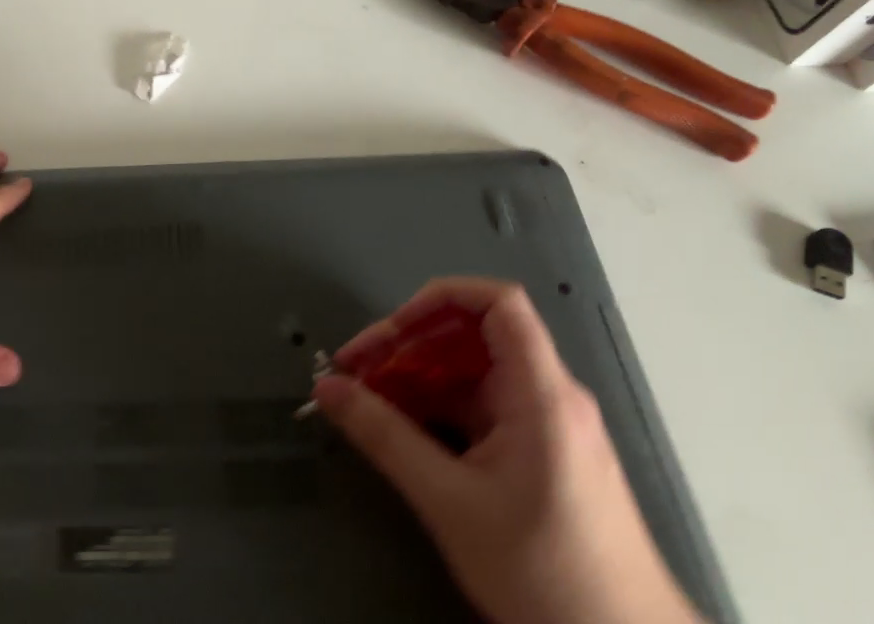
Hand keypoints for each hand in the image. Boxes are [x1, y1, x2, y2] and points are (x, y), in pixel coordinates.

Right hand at [313, 279, 701, 623]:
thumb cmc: (544, 572)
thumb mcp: (450, 502)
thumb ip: (384, 438)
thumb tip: (327, 388)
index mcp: (540, 393)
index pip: (497, 304)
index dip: (438, 300)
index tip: (389, 332)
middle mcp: (546, 397)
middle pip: (471, 339)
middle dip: (407, 348)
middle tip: (351, 374)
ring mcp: (542, 427)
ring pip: (469, 378)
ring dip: (413, 382)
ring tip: (362, 406)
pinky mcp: (536, 456)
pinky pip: (477, 413)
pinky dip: (433, 413)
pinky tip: (396, 434)